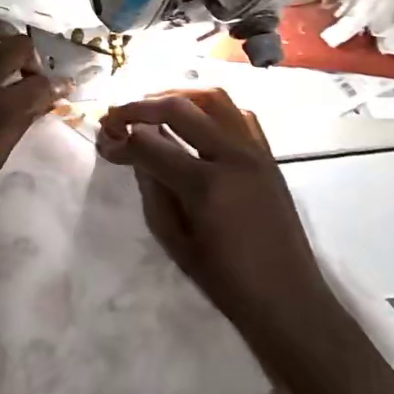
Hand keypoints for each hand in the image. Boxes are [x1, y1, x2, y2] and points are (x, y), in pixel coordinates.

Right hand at [97, 89, 327, 335]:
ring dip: (177, 94)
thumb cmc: (226, 281)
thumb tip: (134, 151)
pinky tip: (195, 120)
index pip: (151, 144)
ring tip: (153, 105)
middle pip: (179, 107)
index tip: (104, 140)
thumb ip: (152, 190)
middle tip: (118, 115)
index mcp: (206, 186)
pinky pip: (238, 114)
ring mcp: (255, 151)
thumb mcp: (175, 241)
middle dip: (141, 106)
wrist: (289, 298)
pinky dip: (211, 107)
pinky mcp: (269, 154)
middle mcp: (232, 156)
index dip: (121, 139)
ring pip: (213, 98)